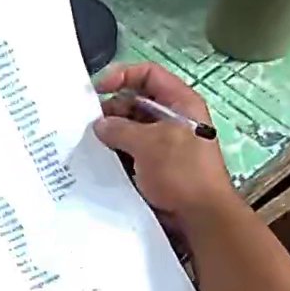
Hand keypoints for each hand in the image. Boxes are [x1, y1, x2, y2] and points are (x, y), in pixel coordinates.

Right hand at [94, 62, 241, 229]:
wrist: (200, 215)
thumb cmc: (181, 172)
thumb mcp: (149, 144)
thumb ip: (121, 129)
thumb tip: (100, 125)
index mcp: (180, 103)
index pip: (149, 75)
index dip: (123, 75)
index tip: (98, 89)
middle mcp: (173, 120)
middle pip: (137, 103)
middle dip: (112, 110)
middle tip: (89, 124)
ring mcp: (165, 146)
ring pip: (132, 131)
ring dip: (113, 136)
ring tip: (90, 144)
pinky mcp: (158, 168)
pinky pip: (133, 155)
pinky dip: (118, 156)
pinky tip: (99, 162)